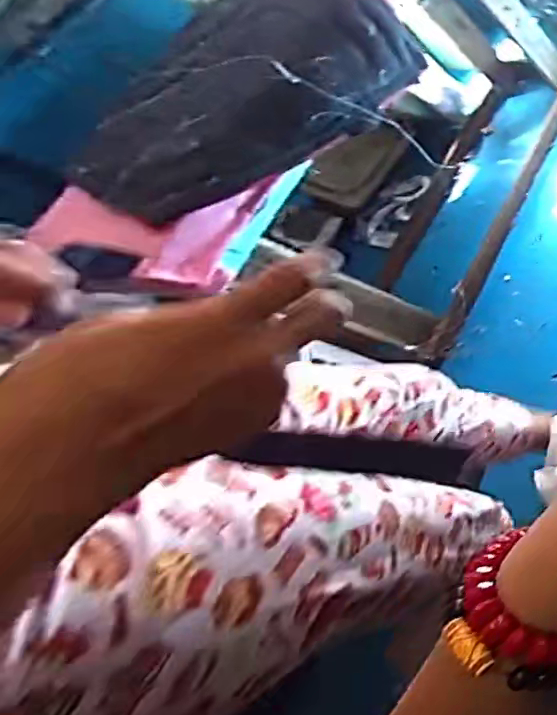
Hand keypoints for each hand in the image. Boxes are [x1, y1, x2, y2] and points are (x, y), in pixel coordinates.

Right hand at [0, 254, 348, 504]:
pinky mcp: (263, 415)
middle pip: (328, 314)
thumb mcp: (125, 325)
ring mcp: (269, 385)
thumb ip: (191, 314)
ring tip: (217, 367)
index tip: (322, 262)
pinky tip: (209, 398)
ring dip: (267, 356)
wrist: (69, 452)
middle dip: (328, 304)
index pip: (294, 280)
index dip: (314, 266)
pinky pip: (268, 391)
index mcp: (226, 319)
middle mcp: (262, 350)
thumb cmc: (73, 384)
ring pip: (290, 356)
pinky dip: (249, 389)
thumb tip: (215, 312)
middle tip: (319, 301)